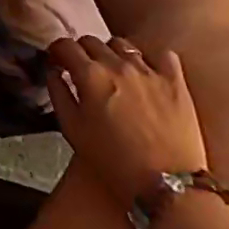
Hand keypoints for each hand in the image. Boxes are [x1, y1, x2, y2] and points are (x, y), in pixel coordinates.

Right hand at [48, 36, 208, 206]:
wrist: (167, 187)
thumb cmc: (114, 164)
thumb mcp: (74, 132)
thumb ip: (59, 95)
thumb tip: (53, 72)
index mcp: (90, 76)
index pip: (66, 45)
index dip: (57, 50)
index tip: (56, 60)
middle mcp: (118, 64)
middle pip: (92, 41)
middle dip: (82, 51)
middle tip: (82, 69)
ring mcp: (149, 69)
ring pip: (123, 44)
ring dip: (112, 53)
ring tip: (113, 71)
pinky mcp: (174, 80)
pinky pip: (160, 54)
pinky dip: (150, 58)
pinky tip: (147, 72)